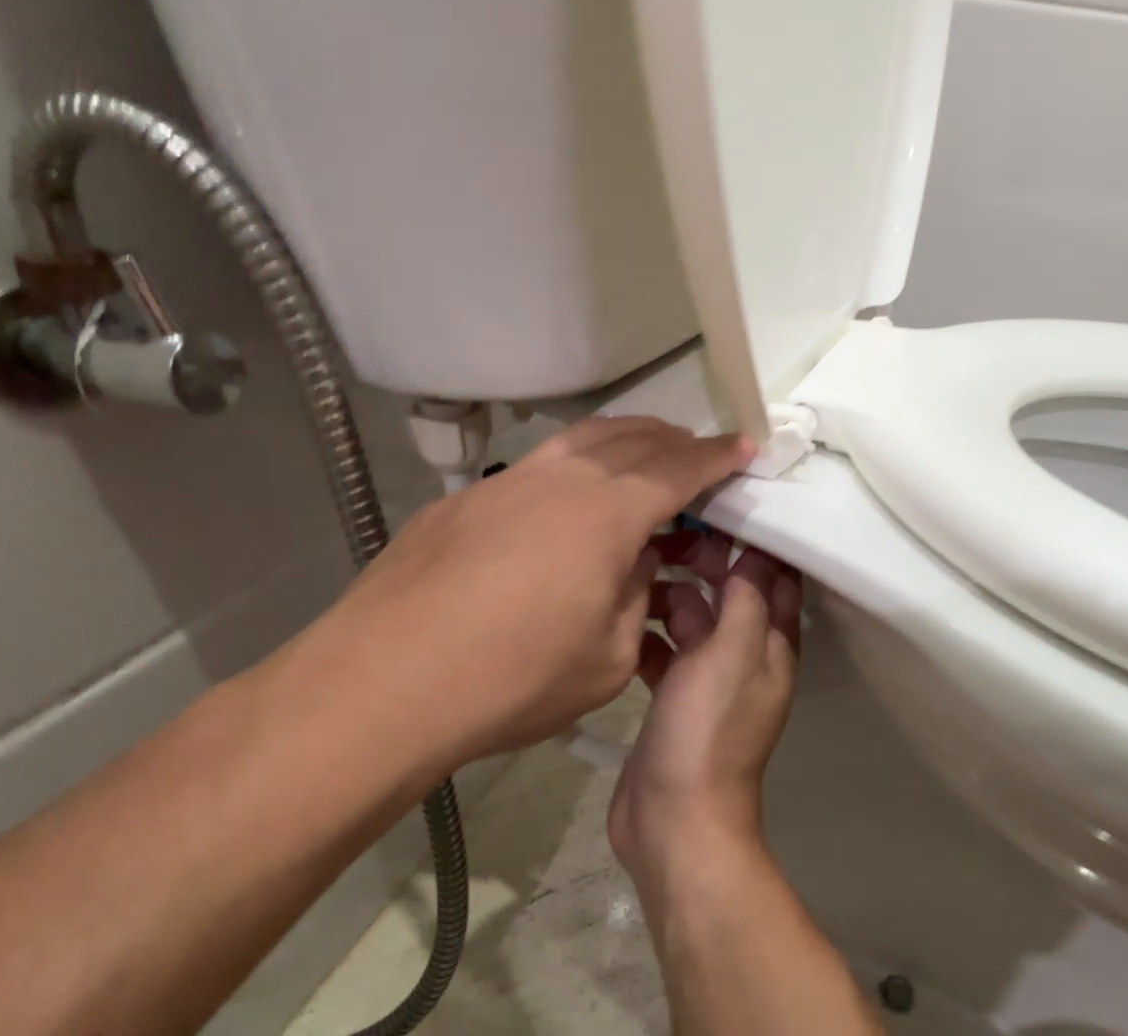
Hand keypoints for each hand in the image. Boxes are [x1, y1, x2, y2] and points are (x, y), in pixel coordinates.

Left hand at [285, 418, 752, 776]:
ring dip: (621, 440)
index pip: (679, 469)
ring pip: (577, 441)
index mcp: (606, 514)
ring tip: (642, 454)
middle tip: (698, 452)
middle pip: (630, 440)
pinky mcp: (459, 503)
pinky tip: (564, 504)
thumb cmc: (514, 680)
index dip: (717, 458)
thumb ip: (637, 598)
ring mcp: (503, 485)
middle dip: (674, 441)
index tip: (744, 448)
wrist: (384, 687)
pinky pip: (533, 469)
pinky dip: (570, 468)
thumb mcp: (610, 656)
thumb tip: (633, 564)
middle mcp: (558, 480)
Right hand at [608, 532, 802, 894]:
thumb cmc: (708, 730)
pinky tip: (618, 624)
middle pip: (730, 594)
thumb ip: (747, 599)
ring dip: (669, 598)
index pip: (775, 579)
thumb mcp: (734, 654)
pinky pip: (663, 652)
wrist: (673, 820)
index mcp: (773, 645)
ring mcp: (709, 680)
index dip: (755, 542)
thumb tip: (754, 551)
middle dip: (704, 564)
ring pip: (693, 620)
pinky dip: (647, 637)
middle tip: (663, 536)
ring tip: (632, 574)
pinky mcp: (674, 699)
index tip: (721, 505)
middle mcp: (747, 657)